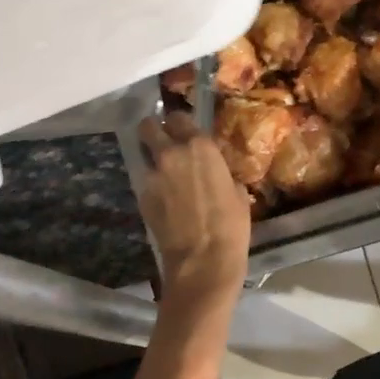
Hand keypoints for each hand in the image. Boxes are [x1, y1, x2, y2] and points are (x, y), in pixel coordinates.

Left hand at [137, 113, 250, 309]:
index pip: (180, 118)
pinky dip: (152, 186)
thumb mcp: (237, 194)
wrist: (202, 260)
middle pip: (148, 127)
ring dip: (151, 160)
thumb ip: (221, 173)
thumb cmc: (231, 227)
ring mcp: (152, 175)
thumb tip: (216, 172)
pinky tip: (164, 202)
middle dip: (154, 131)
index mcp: (200, 147)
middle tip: (163, 143)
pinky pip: (145, 181)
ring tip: (164, 175)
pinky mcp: (141, 196)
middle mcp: (171, 153)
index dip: (180, 125)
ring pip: (143, 154)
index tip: (183, 133)